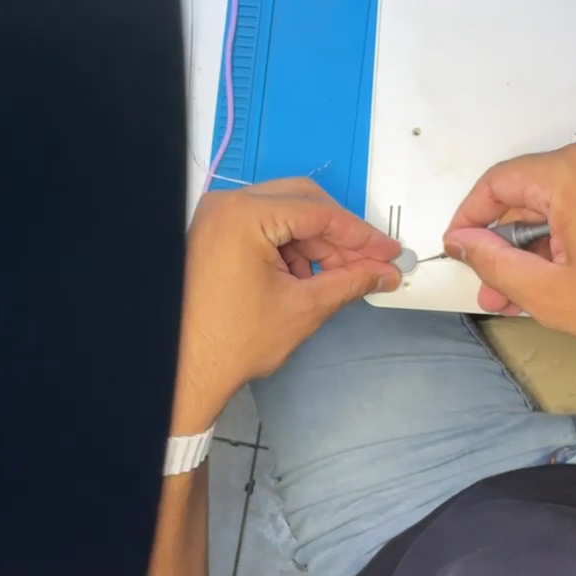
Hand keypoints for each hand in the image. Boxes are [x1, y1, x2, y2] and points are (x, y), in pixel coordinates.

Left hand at [173, 179, 400, 432]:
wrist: (185, 371)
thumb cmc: (236, 341)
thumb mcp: (304, 308)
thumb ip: (350, 282)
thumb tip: (385, 272)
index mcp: (244, 215)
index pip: (319, 213)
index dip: (361, 235)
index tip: (389, 252)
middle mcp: (226, 204)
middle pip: (302, 204)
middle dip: (339, 238)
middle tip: (371, 264)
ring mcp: (216, 218)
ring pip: (284, 217)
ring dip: (315, 247)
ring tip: (339, 280)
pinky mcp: (214, 235)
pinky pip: (263, 229)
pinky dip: (289, 251)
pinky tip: (307, 279)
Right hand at [442, 131, 575, 364]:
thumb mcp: (551, 294)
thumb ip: (493, 263)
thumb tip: (462, 242)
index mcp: (573, 171)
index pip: (496, 184)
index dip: (468, 221)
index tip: (459, 252)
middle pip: (527, 193)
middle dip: (504, 244)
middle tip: (493, 289)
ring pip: (557, 203)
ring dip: (535, 246)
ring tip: (523, 294)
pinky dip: (567, 237)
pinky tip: (559, 276)